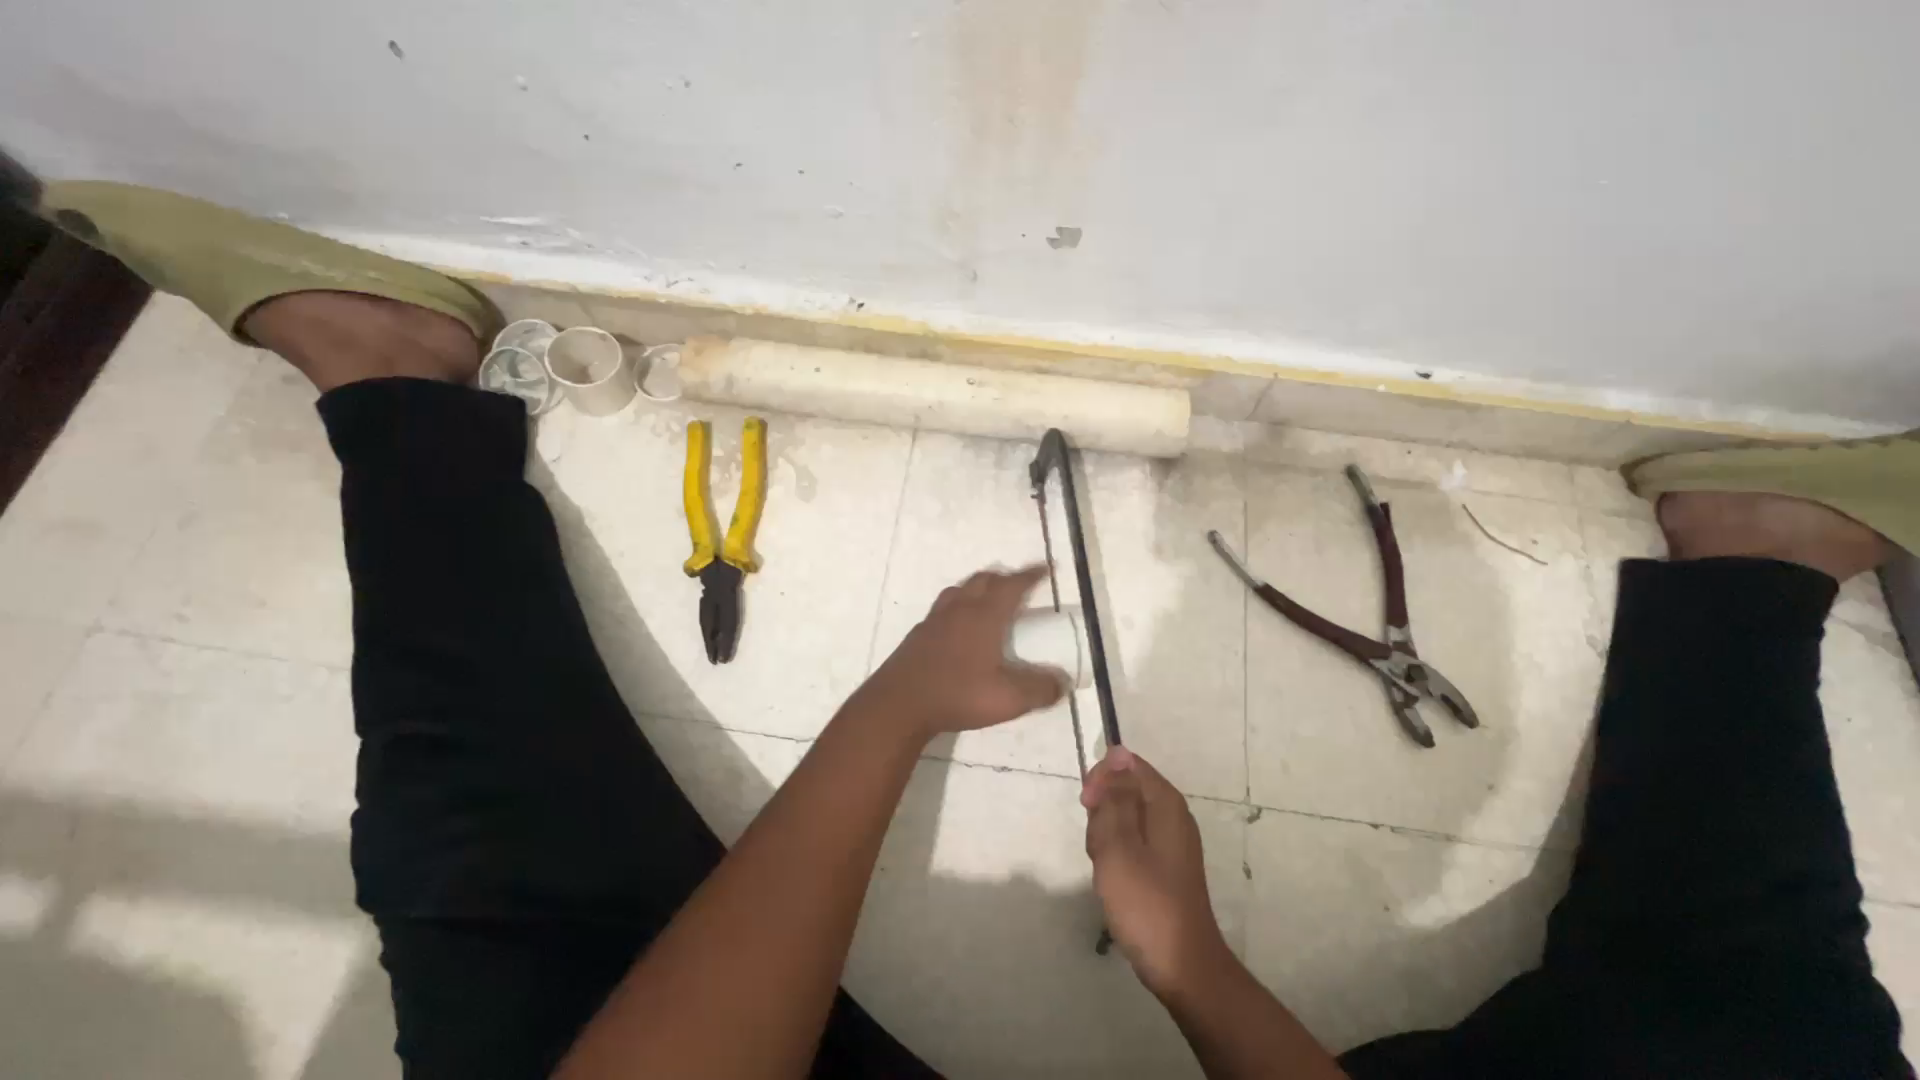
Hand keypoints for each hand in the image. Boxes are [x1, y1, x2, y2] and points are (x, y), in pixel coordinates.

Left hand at [862, 566, 1068, 739]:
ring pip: (958, 591)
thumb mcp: (1009, 699)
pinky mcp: (918, 636)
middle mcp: (958, 610)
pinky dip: (957, 607)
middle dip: (1003, 578)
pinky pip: (942, 610)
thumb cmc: (957, 695)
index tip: (1043, 569)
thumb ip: (1040, 690)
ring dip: (977, 588)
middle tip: (1017, 585)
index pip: (1011, 586)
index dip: (1029, 576)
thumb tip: (1062, 684)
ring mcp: (934, 621)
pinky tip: (958, 628)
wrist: (899, 705)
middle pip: (982, 580)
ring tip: (987, 599)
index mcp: (983, 616)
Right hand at [1083, 747, 1230, 997]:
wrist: (1181, 965)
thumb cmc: (1145, 903)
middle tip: (1100, 848)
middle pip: (1124, 791)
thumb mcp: (1118, 845)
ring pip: (1124, 820)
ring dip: (1105, 839)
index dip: (1101, 779)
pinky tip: (1113, 882)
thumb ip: (1115, 797)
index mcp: (1165, 804)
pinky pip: (1132, 844)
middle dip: (1102, 813)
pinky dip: (1116, 857)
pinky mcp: (1164, 867)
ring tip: (1106, 870)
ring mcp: (1170, 843)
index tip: (1087, 807)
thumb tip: (1118, 751)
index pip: (1127, 764)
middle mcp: (1172, 816)